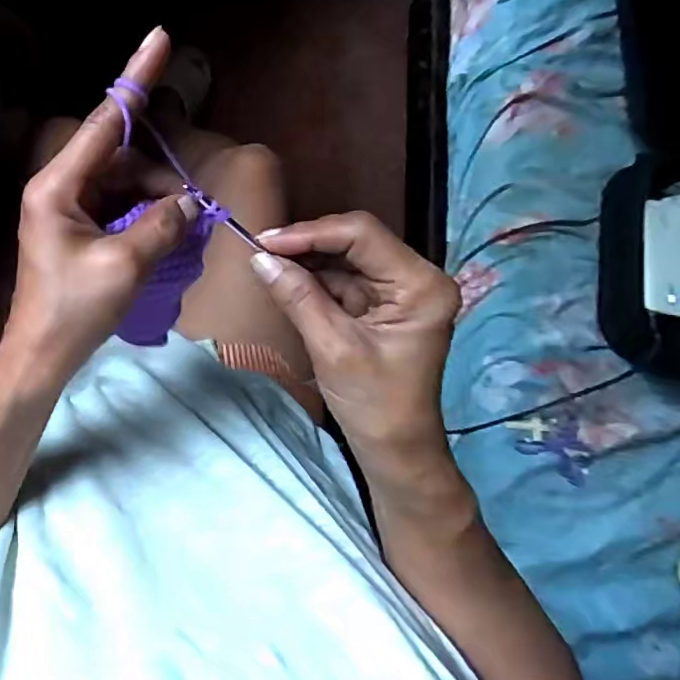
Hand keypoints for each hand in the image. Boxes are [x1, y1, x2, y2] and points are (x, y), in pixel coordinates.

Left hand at [2, 28, 197, 385]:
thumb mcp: (125, 265)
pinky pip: (116, 208)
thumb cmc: (73, 309)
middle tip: (190, 210)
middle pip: (119, 159)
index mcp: (56, 186)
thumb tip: (189, 201)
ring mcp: (65, 209)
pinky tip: (164, 237)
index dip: (134, 79)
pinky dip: (143, 217)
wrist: (40, 354)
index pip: (103, 123)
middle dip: (158, 178)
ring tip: (179, 231)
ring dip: (154, 201)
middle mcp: (57, 189)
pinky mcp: (75, 230)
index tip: (159, 37)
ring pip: (121, 185)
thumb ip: (162, 223)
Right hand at [250, 212, 459, 452]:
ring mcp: (397, 290)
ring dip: (303, 258)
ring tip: (264, 262)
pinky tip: (283, 278)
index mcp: (421, 285)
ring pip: (343, 256)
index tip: (264, 242)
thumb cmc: (374, 402)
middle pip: (354, 240)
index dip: (310, 233)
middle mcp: (415, 278)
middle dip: (305, 242)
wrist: (394, 446)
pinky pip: (339, 277)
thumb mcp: (332, 347)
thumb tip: (258, 258)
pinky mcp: (377, 303)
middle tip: (259, 250)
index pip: (362, 235)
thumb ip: (297, 297)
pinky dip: (309, 276)